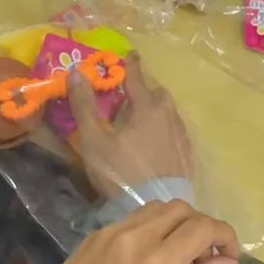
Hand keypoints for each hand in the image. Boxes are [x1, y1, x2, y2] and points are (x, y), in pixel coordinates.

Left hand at [53, 200, 239, 263]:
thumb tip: (227, 262)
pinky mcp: (99, 231)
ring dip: (177, 221)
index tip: (230, 254)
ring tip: (179, 248)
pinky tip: (150, 249)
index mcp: (158, 263)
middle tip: (205, 252)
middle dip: (202, 225)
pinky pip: (134, 217)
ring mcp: (115, 229)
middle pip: (182, 208)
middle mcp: (138, 236)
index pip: (203, 228)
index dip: (225, 235)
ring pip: (158, 207)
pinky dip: (152, 225)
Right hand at [67, 53, 192, 202]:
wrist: (157, 208)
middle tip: (131, 96)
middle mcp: (169, 117)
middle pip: (158, 94)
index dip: (131, 65)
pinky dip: (166, 130)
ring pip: (170, 114)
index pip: (137, 78)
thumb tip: (76, 71)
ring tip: (143, 119)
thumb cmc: (122, 172)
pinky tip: (158, 143)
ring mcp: (182, 138)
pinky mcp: (187, 158)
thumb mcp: (95, 140)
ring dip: (157, 110)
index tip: (130, 55)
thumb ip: (85, 105)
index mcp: (148, 108)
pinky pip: (177, 133)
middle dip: (146, 90)